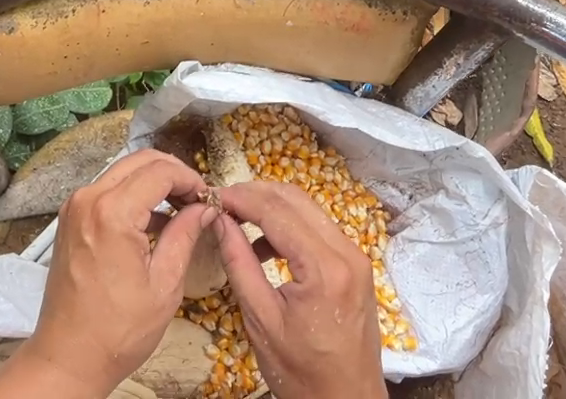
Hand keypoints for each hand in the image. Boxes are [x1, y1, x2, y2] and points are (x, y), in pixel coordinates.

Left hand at [0, 150, 215, 398]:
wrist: (68, 355)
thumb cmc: (118, 329)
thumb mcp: (164, 284)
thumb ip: (185, 235)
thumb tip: (205, 208)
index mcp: (112, 212)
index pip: (159, 172)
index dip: (189, 178)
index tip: (207, 196)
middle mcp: (89, 198)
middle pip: (139, 160)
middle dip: (172, 172)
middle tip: (196, 198)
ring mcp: (75, 205)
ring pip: (122, 171)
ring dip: (152, 180)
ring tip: (180, 207)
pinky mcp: (70, 216)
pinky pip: (106, 188)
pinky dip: (132, 193)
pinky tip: (153, 220)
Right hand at [216, 180, 382, 398]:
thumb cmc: (302, 373)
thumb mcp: (260, 319)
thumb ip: (238, 262)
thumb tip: (218, 219)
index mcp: (325, 268)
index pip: (275, 211)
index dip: (240, 197)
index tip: (210, 196)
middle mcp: (347, 252)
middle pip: (294, 198)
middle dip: (254, 193)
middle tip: (222, 203)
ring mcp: (355, 256)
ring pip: (307, 207)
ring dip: (270, 206)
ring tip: (237, 219)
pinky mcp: (355, 264)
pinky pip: (317, 226)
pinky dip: (288, 224)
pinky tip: (264, 245)